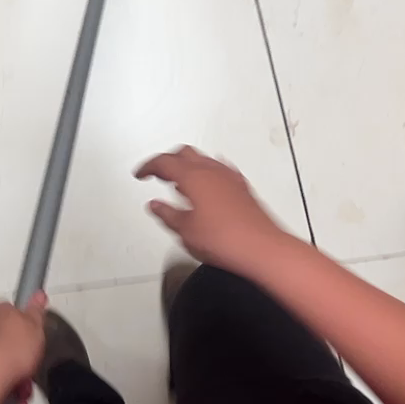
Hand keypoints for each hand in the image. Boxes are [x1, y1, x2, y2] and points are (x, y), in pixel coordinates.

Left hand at [0, 293, 46, 403]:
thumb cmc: (12, 350)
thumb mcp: (35, 326)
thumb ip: (36, 311)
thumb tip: (37, 294)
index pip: (12, 311)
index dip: (26, 324)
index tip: (35, 336)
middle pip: (10, 343)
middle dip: (24, 360)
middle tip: (31, 368)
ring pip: (5, 366)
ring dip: (19, 381)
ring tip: (23, 390)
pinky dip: (8, 395)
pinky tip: (15, 402)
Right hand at [136, 146, 292, 271]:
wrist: (264, 250)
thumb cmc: (228, 240)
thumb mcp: (185, 231)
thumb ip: (167, 214)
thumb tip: (155, 206)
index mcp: (193, 176)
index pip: (163, 162)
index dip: (148, 167)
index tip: (141, 174)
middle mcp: (211, 171)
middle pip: (183, 153)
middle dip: (167, 160)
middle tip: (157, 172)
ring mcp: (229, 177)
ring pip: (202, 159)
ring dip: (187, 165)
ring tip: (178, 180)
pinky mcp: (242, 188)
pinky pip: (219, 170)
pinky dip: (206, 173)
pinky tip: (206, 186)